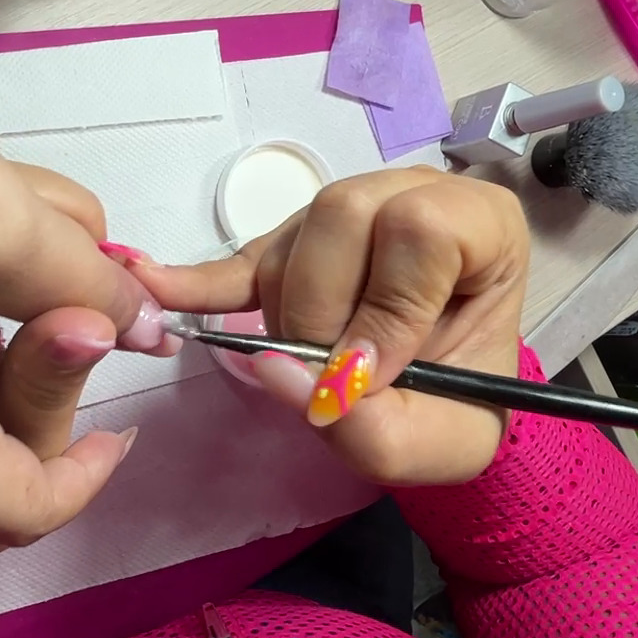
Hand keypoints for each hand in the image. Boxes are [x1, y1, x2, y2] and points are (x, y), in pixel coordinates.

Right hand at [134, 168, 528, 485]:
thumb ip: (376, 427)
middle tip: (330, 371)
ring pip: (290, 238)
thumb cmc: (461, 410)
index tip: (373, 374)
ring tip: (311, 358)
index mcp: (482, 225)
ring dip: (285, 312)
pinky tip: (155, 285)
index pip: (420, 231)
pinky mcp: (294, 239)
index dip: (388, 307)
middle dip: (321, 311)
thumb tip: (275, 369)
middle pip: (339, 216)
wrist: (443, 397)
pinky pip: (242, 259)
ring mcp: (347, 209)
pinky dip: (201, 282)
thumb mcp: (447, 443)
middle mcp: (413, 194)